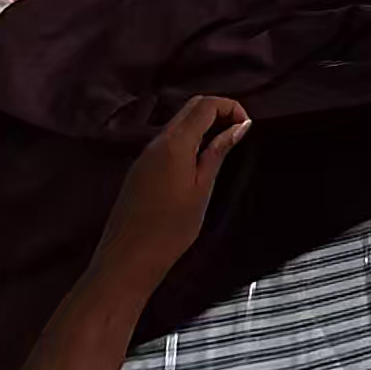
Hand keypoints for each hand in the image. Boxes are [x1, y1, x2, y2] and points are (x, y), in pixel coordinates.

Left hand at [91, 96, 250, 287]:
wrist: (124, 264)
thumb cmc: (169, 230)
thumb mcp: (202, 188)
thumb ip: (219, 151)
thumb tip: (240, 126)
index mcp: (175, 143)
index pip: (206, 104)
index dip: (231, 107)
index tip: (246, 126)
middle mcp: (157, 142)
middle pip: (192, 106)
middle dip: (218, 110)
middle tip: (237, 131)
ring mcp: (145, 155)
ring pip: (179, 121)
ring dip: (204, 124)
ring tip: (223, 145)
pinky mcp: (140, 169)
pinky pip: (168, 139)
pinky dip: (189, 137)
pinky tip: (199, 160)